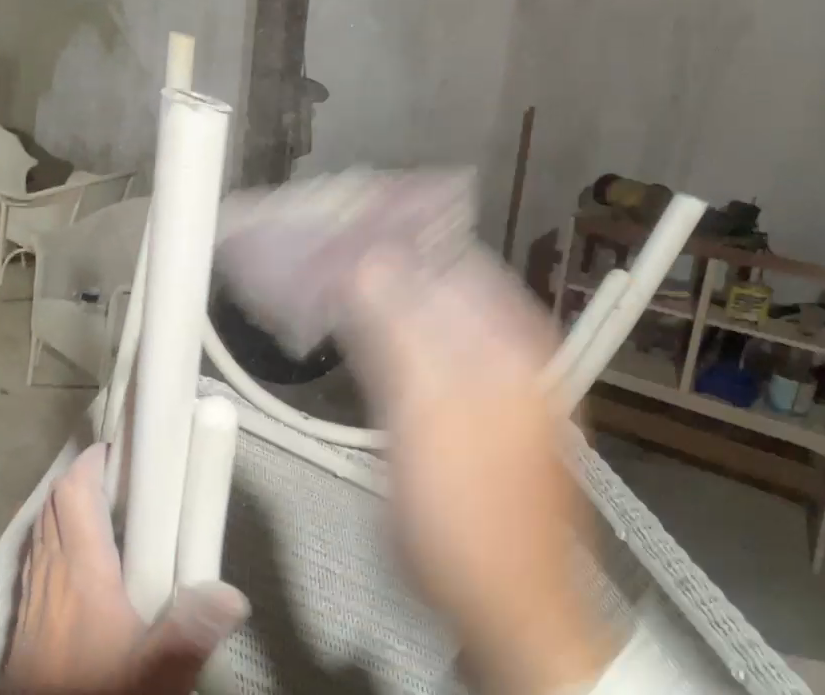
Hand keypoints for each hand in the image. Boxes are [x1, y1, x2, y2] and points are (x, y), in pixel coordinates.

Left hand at [1, 445, 249, 694]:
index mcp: (80, 570)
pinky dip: (52, 540)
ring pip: (41, 527)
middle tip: (120, 480)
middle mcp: (50, 570)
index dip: (92, 463)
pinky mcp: (23, 616)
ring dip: (65, 508)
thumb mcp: (154, 674)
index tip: (120, 451)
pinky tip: (75, 563)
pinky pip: (35, 557)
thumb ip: (190, 631)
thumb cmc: (95, 691)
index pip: (75, 493)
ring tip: (102, 513)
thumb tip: (230, 593)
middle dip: (82, 479)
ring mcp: (31, 592)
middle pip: (54, 502)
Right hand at [348, 250, 616, 694]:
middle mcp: (510, 349)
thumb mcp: (424, 417)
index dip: (386, 231)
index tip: (331, 218)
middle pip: (435, 279)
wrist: (508, 607)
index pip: (443, 255)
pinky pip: (425, 346)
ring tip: (322, 276)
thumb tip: (364, 264)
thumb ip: (394, 332)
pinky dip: (387, 329)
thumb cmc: (470, 519)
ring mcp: (494, 380)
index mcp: (509, 341)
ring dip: (378, 292)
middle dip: (375, 257)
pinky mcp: (473, 409)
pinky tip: (354, 328)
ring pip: (427, 312)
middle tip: (314, 245)